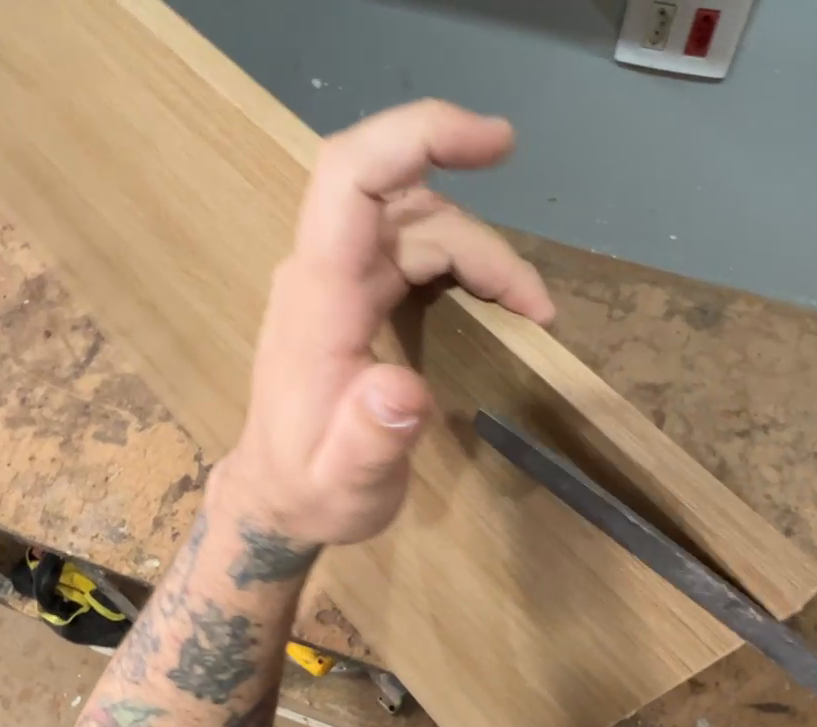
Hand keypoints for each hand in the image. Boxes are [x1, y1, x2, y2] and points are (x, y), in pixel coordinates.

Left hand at [220, 100, 556, 547]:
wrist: (280, 498)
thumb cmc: (311, 492)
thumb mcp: (343, 485)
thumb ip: (368, 442)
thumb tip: (404, 394)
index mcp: (317, 302)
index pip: (351, 182)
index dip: (417, 137)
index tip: (495, 143)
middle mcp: (323, 275)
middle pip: (409, 207)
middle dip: (483, 243)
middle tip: (536, 308)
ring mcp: (338, 282)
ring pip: (419, 225)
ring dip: (481, 256)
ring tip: (528, 310)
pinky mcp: (354, 296)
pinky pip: (415, 250)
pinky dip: (464, 265)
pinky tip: (496, 301)